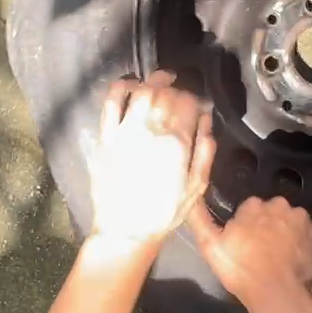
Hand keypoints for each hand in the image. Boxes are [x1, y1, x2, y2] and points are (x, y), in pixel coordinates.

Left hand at [87, 70, 215, 244]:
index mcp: (177, 143)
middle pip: (166, 93)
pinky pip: (111, 101)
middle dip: (175, 88)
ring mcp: (125, 131)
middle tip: (178, 94)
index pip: (188, 103)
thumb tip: (206, 121)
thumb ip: (204, 151)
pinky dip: (121, 87)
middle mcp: (151, 131)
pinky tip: (131, 85)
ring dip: (153, 81)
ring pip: (142, 91)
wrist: (125, 231)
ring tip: (160, 81)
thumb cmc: (164, 213)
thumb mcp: (196, 187)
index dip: (194, 98)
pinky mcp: (105, 137)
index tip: (196, 104)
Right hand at [187, 195, 311, 308]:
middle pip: (271, 212)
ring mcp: (302, 219)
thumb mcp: (210, 245)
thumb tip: (191, 190)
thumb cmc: (241, 271)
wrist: (279, 294)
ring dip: (286, 233)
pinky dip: (303, 243)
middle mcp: (279, 204)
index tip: (244, 244)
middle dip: (267, 226)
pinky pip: (308, 233)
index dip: (246, 226)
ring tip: (279, 258)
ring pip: (291, 221)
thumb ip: (197, 216)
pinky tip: (295, 260)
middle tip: (261, 252)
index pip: (249, 208)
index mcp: (253, 205)